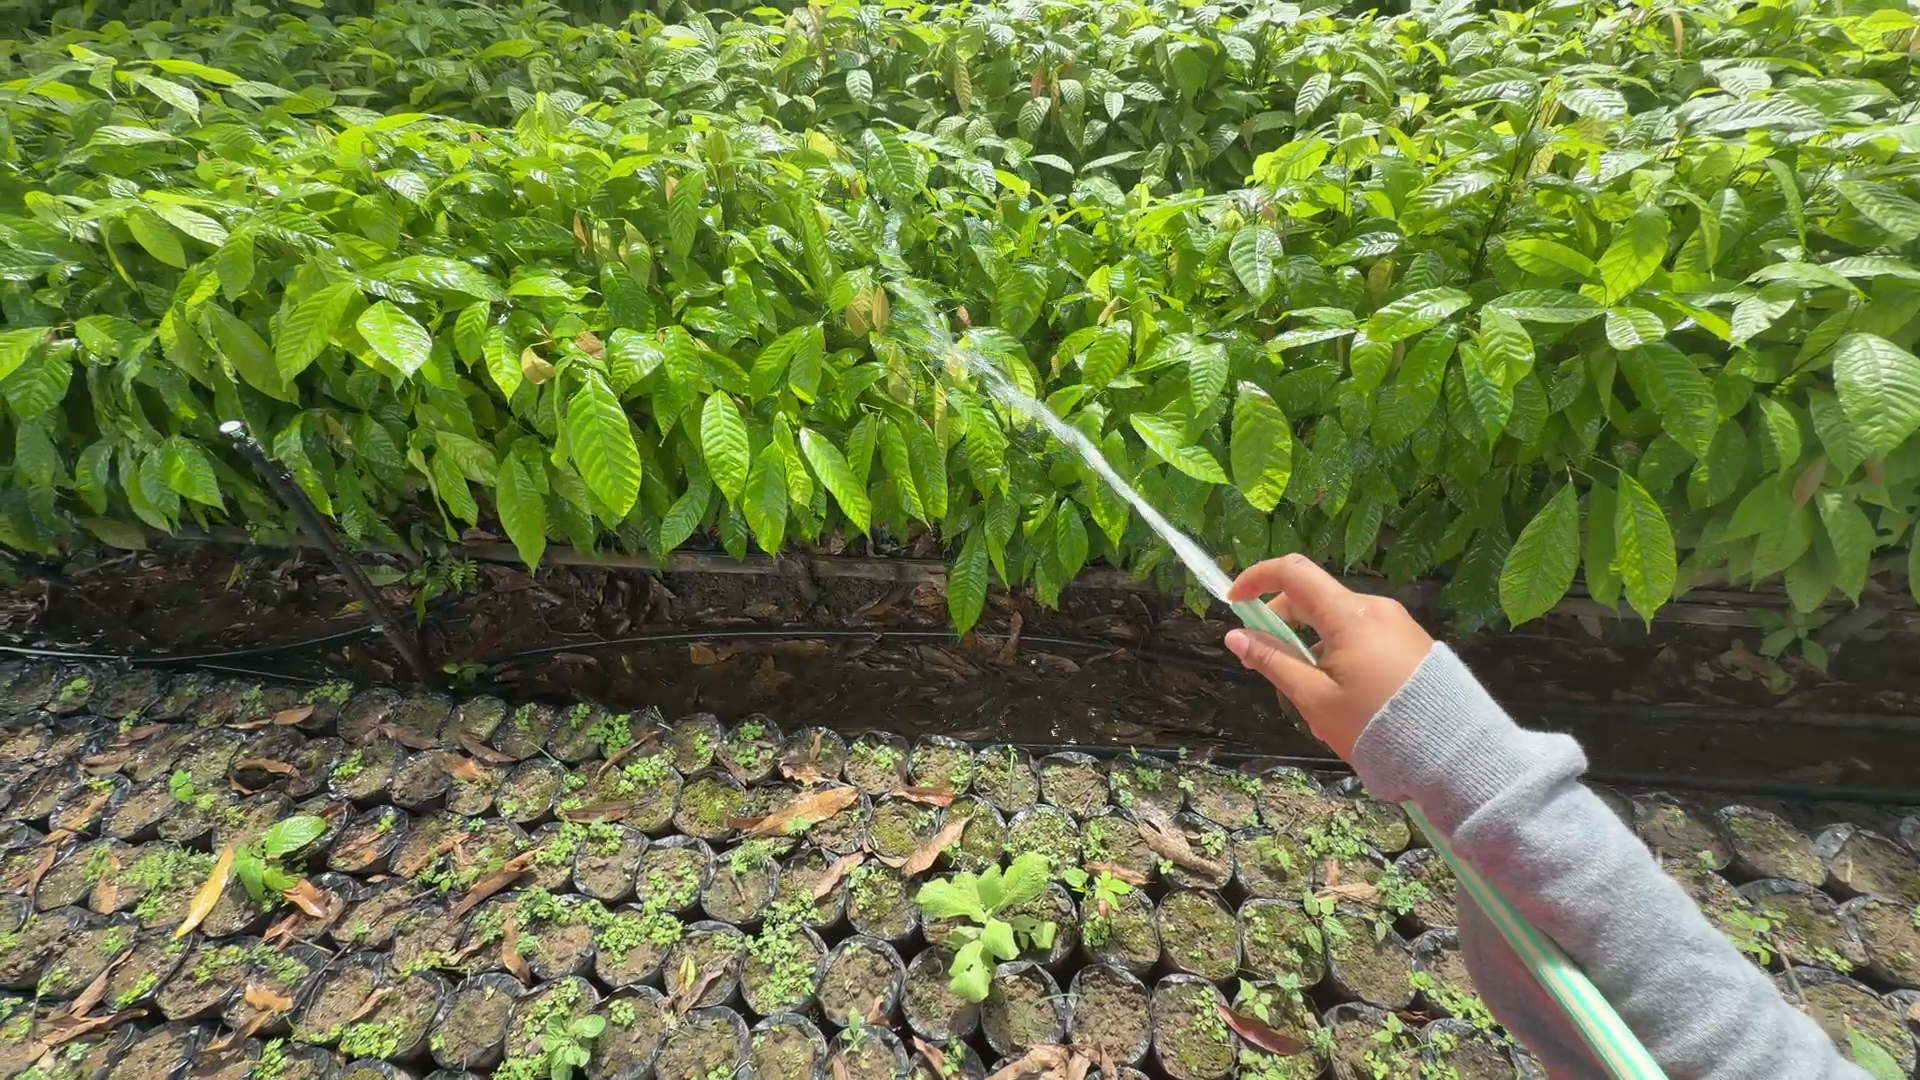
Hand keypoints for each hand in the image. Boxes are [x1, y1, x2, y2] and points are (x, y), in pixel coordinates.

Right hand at [1223, 554, 1434, 760]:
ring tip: (1313, 699)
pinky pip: (1361, 636)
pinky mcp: (1412, 643)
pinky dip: (1337, 654)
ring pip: (1335, 621)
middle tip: (1268, 666)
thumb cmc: (1376, 725)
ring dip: (1310, 646)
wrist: (1458, 757)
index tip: (1235, 602)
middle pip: (1312, 598)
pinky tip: (1344, 700)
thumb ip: (1272, 661)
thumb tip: (1235, 635)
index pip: (1292, 573)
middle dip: (1282, 625)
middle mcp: (1375, 608)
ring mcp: (1397, 624)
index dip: (1257, 579)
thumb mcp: (1313, 698)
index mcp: (1349, 615)